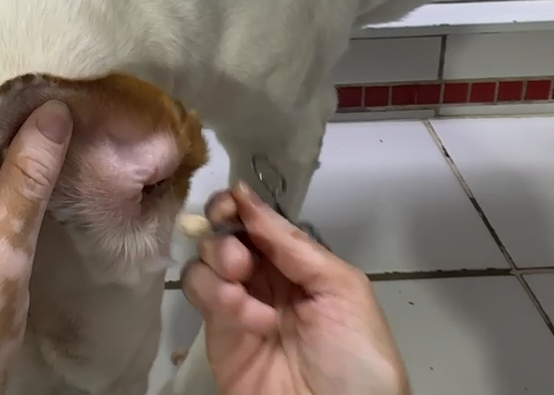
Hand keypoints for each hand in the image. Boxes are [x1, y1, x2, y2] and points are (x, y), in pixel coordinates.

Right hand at [183, 183, 409, 394]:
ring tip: (242, 288)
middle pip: (224, 229)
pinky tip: (246, 317)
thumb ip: (294, 243)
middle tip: (239, 256)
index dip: (239, 204)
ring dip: (218, 262)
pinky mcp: (216, 332)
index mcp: (297, 263)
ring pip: (203, 256)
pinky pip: (197, 292)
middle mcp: (264, 277)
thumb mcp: (344, 291)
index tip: (232, 203)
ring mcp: (237, 304)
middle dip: (224, 230)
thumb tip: (243, 191)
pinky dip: (215, 294)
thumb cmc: (356, 362)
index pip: (258, 218)